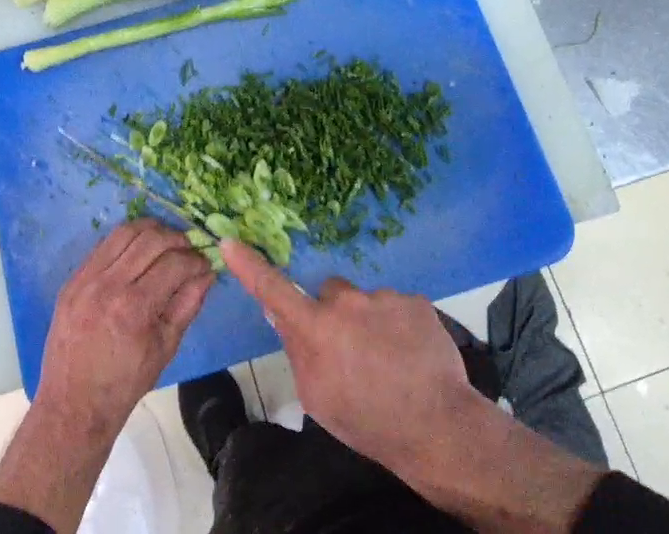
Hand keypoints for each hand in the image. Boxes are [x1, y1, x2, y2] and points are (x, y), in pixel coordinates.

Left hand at [34, 219, 215, 438]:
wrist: (73, 404)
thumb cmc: (125, 383)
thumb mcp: (166, 347)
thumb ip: (188, 304)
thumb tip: (208, 273)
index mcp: (134, 308)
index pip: (174, 264)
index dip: (196, 259)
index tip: (206, 263)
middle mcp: (108, 286)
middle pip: (151, 239)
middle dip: (178, 239)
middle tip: (189, 249)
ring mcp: (85, 280)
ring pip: (124, 233)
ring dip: (151, 231)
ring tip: (167, 242)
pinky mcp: (71, 281)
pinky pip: (103, 246)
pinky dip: (126, 242)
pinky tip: (139, 251)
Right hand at [219, 238, 481, 472]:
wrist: (437, 426)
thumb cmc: (367, 420)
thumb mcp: (317, 395)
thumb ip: (298, 349)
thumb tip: (281, 314)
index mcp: (317, 329)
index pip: (274, 291)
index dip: (250, 267)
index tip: (231, 243)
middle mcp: (348, 302)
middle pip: (329, 294)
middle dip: (334, 314)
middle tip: (351, 352)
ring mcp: (385, 297)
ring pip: (366, 302)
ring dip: (370, 322)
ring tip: (389, 360)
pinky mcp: (416, 301)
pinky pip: (396, 307)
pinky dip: (399, 326)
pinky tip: (410, 356)